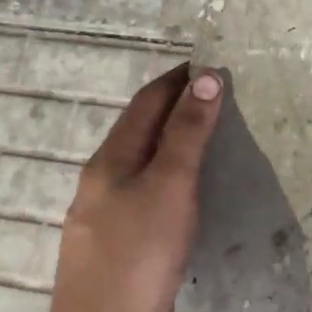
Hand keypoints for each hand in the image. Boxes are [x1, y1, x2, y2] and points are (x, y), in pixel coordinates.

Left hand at [53, 64, 223, 311]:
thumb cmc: (140, 250)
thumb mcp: (172, 184)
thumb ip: (188, 131)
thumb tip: (207, 75)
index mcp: (109, 160)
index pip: (146, 101)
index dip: (179, 77)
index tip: (213, 62)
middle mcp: (96, 181)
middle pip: (137, 128)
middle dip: (174, 104)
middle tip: (216, 93)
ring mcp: (97, 215)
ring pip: (136, 160)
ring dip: (168, 138)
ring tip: (205, 134)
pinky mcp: (106, 244)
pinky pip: (137, 188)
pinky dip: (162, 169)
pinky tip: (177, 188)